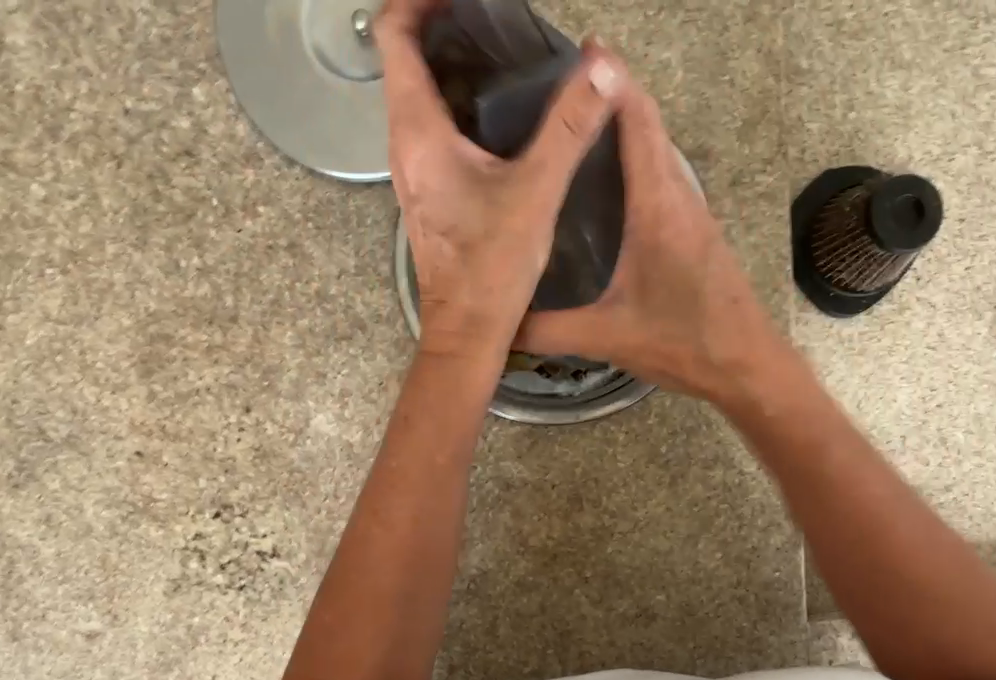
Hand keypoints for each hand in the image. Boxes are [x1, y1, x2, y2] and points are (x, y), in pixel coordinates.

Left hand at [377, 0, 621, 354]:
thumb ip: (570, 127)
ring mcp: (413, 170)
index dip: (420, 0)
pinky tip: (497, 113)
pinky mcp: (428, 191)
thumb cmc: (490, 269)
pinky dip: (454, 103)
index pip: (393, 36)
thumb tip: (601, 70)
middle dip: (441, 25)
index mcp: (419, 133)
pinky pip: (430, 127)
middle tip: (489, 17)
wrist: (466, 330)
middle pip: (403, 59)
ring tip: (498, 52)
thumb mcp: (537, 192)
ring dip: (448, 64)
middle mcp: (404, 146)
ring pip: (416, 95)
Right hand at [514, 65, 792, 403]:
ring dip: (628, 129)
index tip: (587, 49)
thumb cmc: (685, 343)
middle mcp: (679, 199)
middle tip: (567, 86)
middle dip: (614, 96)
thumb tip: (497, 325)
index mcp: (658, 208)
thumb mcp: (607, 337)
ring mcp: (693, 216)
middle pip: (650, 128)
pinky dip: (639, 162)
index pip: (639, 123)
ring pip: (659, 154)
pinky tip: (611, 186)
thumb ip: (548, 330)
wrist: (748, 365)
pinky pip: (665, 180)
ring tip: (582, 126)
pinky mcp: (697, 235)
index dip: (615, 80)